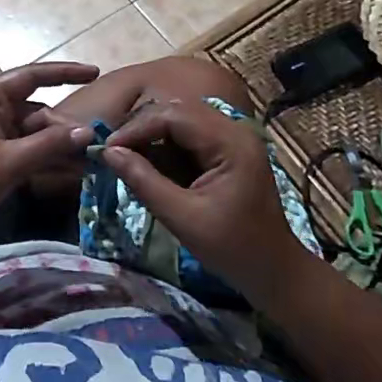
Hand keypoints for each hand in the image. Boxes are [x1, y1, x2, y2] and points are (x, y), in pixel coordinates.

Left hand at [0, 61, 98, 243]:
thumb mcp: (6, 163)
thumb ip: (49, 145)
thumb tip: (88, 132)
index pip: (32, 76)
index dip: (65, 71)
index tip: (96, 72)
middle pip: (40, 111)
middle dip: (67, 127)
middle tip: (96, 148)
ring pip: (38, 135)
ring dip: (62, 147)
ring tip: (92, 163)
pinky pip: (30, 154)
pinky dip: (49, 161)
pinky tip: (75, 174)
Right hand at [101, 100, 309, 298]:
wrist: (274, 270)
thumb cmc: (233, 248)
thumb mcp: (183, 218)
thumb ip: (145, 182)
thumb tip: (109, 154)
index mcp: (230, 141)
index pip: (175, 115)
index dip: (137, 128)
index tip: (107, 149)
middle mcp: (234, 130)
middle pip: (178, 112)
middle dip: (142, 129)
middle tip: (113, 152)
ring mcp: (233, 139)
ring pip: (183, 122)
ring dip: (153, 137)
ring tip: (125, 158)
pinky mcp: (229, 151)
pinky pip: (192, 138)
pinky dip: (167, 148)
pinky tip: (149, 165)